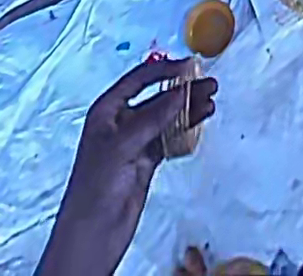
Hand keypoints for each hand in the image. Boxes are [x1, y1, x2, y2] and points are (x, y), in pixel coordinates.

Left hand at [37, 59, 217, 275]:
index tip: (188, 66)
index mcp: (107, 110)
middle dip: (182, 89)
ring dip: (188, 107)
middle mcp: (122, 121)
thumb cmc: (96, 186)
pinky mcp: (146, 161)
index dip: (163, 69)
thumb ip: (153, 117)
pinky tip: (200, 120)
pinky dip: (185, 128)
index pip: (139, 79)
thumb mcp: (122, 145)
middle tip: (208, 83)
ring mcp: (135, 142)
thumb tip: (181, 91)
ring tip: (211, 99)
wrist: (91, 237)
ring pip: (167, 117)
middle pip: (157, 96)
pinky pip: (170, 137)